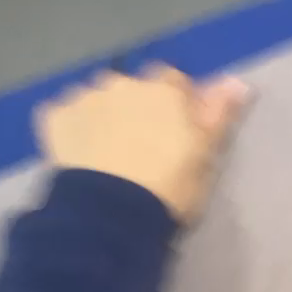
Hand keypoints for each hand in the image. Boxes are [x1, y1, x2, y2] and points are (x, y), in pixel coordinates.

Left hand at [34, 64, 249, 225]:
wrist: (112, 211)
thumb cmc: (171, 185)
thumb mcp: (207, 154)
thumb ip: (219, 114)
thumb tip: (238, 82)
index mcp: (164, 90)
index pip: (175, 80)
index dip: (178, 103)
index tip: (181, 130)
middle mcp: (121, 82)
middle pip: (133, 87)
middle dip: (139, 106)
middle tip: (147, 144)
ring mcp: (83, 97)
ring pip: (100, 99)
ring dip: (108, 115)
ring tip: (114, 152)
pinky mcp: (54, 116)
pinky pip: (69, 115)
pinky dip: (78, 129)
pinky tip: (87, 155)